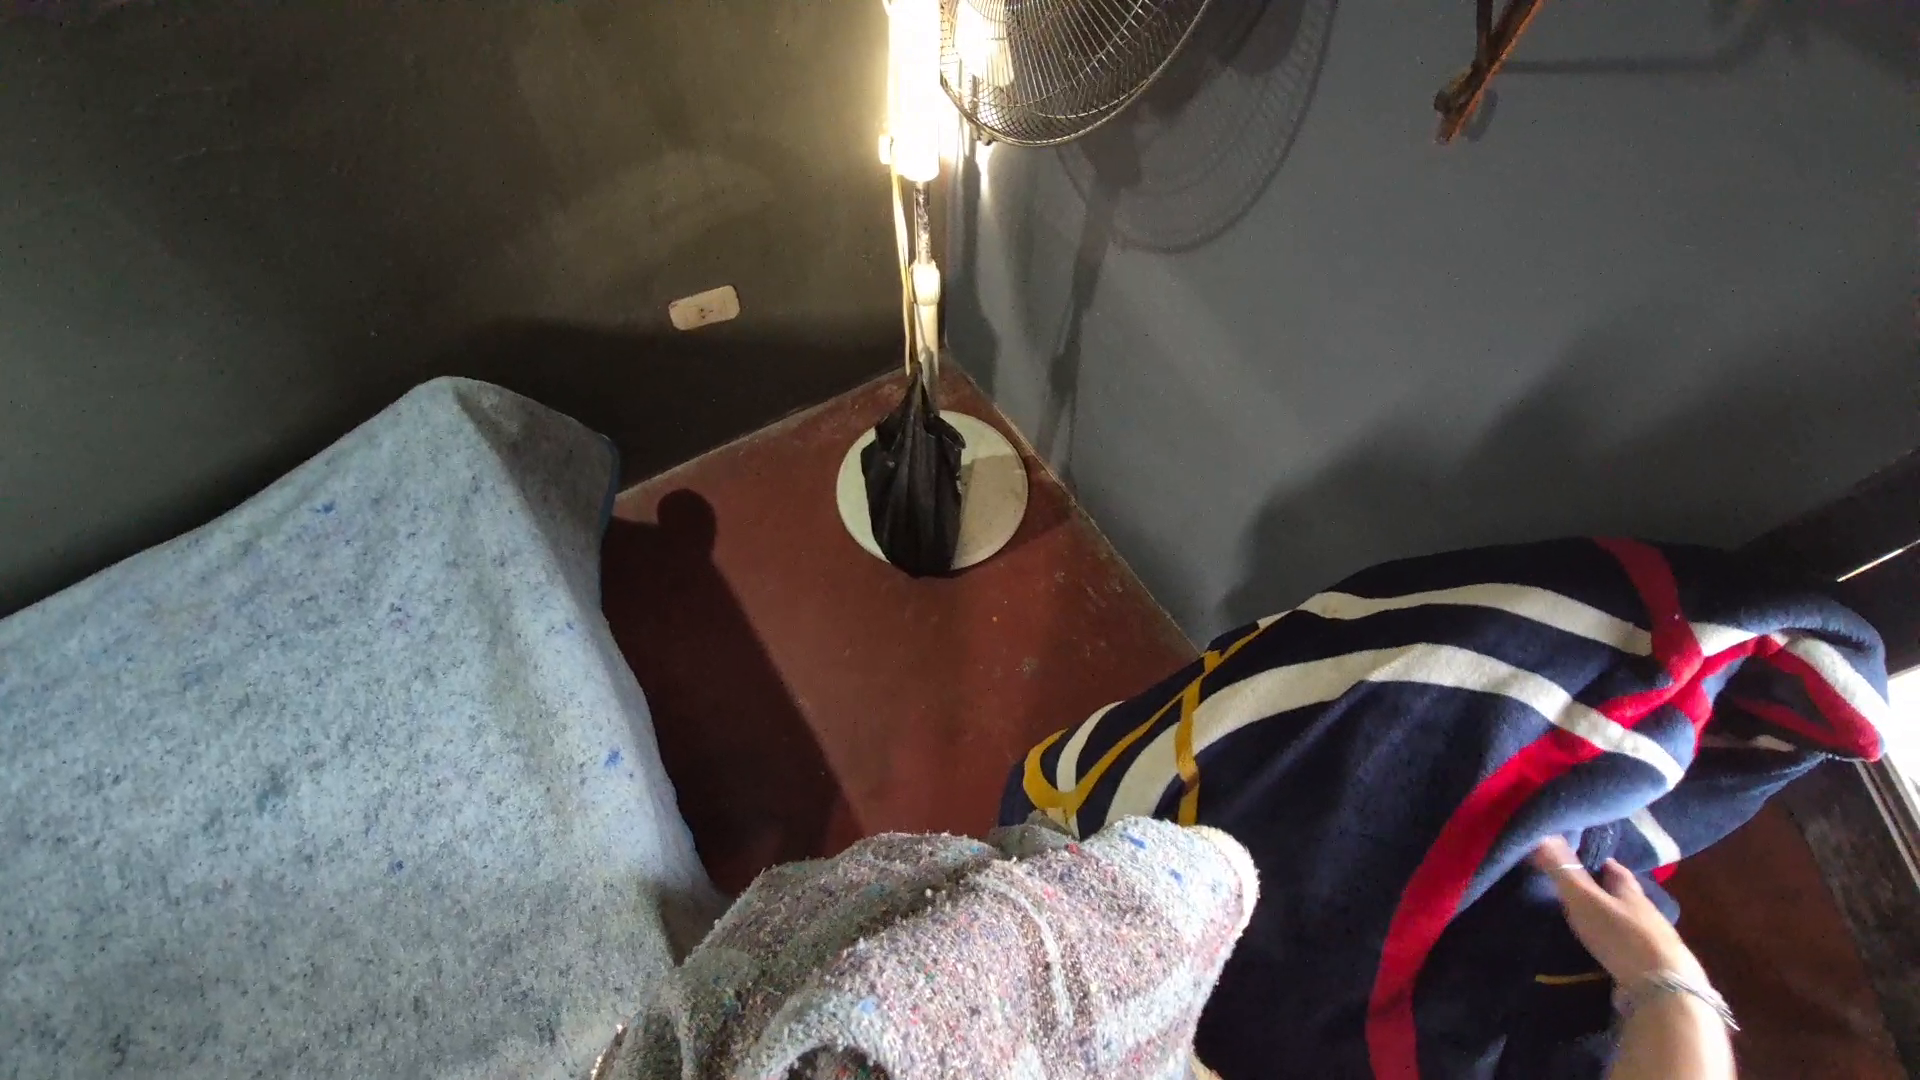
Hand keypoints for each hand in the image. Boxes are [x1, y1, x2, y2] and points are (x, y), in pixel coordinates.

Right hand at [1530, 836, 1705, 985]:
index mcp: (1632, 892)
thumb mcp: (1584, 899)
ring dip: (1610, 919)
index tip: (1575, 857)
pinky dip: (1616, 944)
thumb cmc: (1622, 935)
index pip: (1615, 868)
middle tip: (1572, 890)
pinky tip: (1602, 950)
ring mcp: (1656, 942)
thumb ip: (1563, 869)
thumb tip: (1541, 832)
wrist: (1666, 993)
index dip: (1597, 861)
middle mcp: (1648, 913)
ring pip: (1628, 922)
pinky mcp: (1657, 969)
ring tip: (1582, 921)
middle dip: (1602, 891)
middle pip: (1622, 896)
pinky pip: (1630, 948)